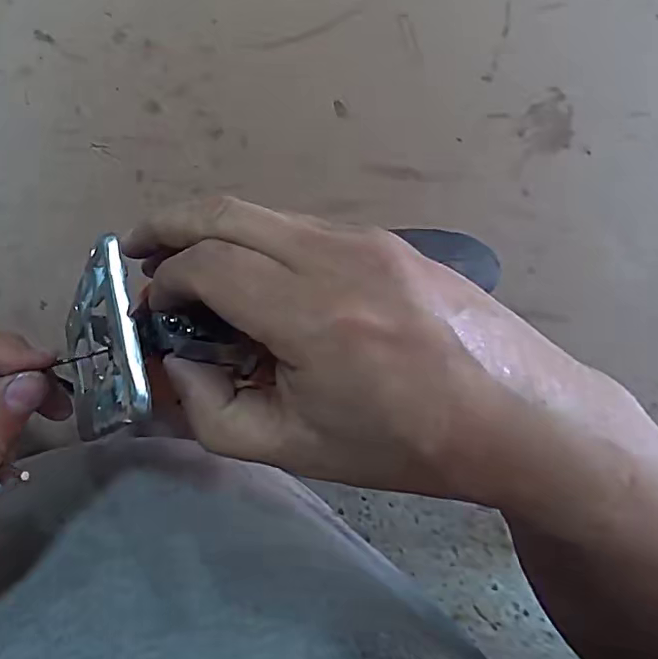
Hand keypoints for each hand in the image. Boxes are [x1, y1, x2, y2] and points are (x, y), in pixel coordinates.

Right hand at [123, 196, 647, 505]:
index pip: (206, 264)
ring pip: (262, 213)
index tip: (154, 311)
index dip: (164, 282)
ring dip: (214, 231)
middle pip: (224, 210)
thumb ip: (210, 411)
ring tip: (194, 268)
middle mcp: (334, 255)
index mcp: (311, 314)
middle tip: (137, 249)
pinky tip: (261, 281)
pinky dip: (259, 240)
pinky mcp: (384, 237)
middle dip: (168, 224)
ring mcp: (364, 236)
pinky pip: (299, 225)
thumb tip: (173, 362)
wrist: (519, 415)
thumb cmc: (406, 445)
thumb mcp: (294, 448)